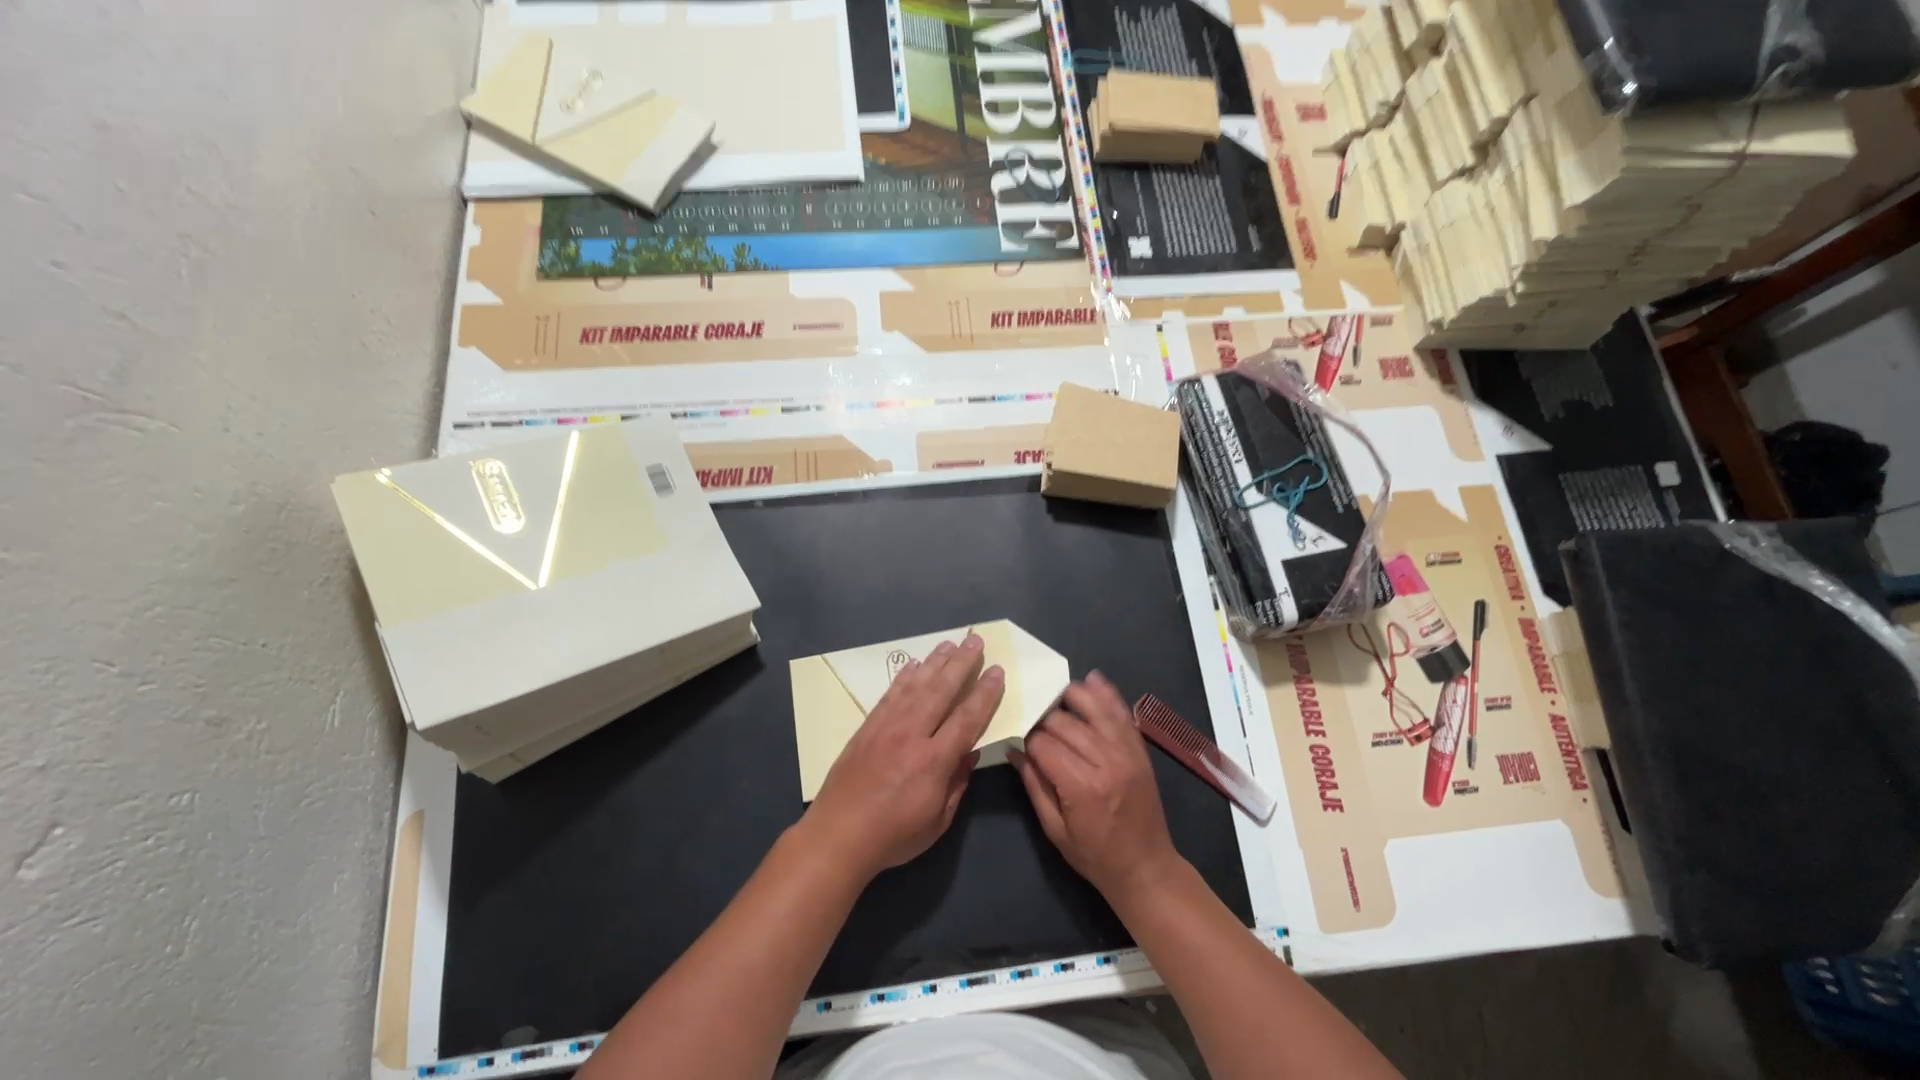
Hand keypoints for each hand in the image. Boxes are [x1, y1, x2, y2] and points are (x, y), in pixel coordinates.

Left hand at [802, 632, 1004, 879]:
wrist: (837, 836)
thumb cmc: (893, 836)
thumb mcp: (938, 821)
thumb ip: (956, 784)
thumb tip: (970, 754)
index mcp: (934, 761)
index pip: (967, 719)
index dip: (984, 694)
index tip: (997, 671)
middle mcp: (911, 736)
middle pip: (941, 691)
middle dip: (961, 663)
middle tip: (974, 639)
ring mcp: (885, 728)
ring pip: (915, 687)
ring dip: (934, 663)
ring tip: (949, 643)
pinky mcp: (866, 729)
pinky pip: (889, 696)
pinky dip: (903, 678)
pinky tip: (914, 666)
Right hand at [1011, 672, 1183, 902]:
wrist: (1146, 868)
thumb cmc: (1095, 857)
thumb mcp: (1055, 829)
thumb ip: (1035, 786)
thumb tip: (1014, 751)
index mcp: (1081, 787)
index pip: (1044, 744)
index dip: (1027, 738)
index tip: (1017, 738)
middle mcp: (1106, 763)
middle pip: (1065, 723)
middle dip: (1044, 718)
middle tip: (1031, 720)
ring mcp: (1127, 754)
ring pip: (1095, 710)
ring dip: (1073, 696)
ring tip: (1055, 692)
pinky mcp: (1140, 752)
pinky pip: (1122, 715)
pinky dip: (1108, 695)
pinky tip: (1093, 679)